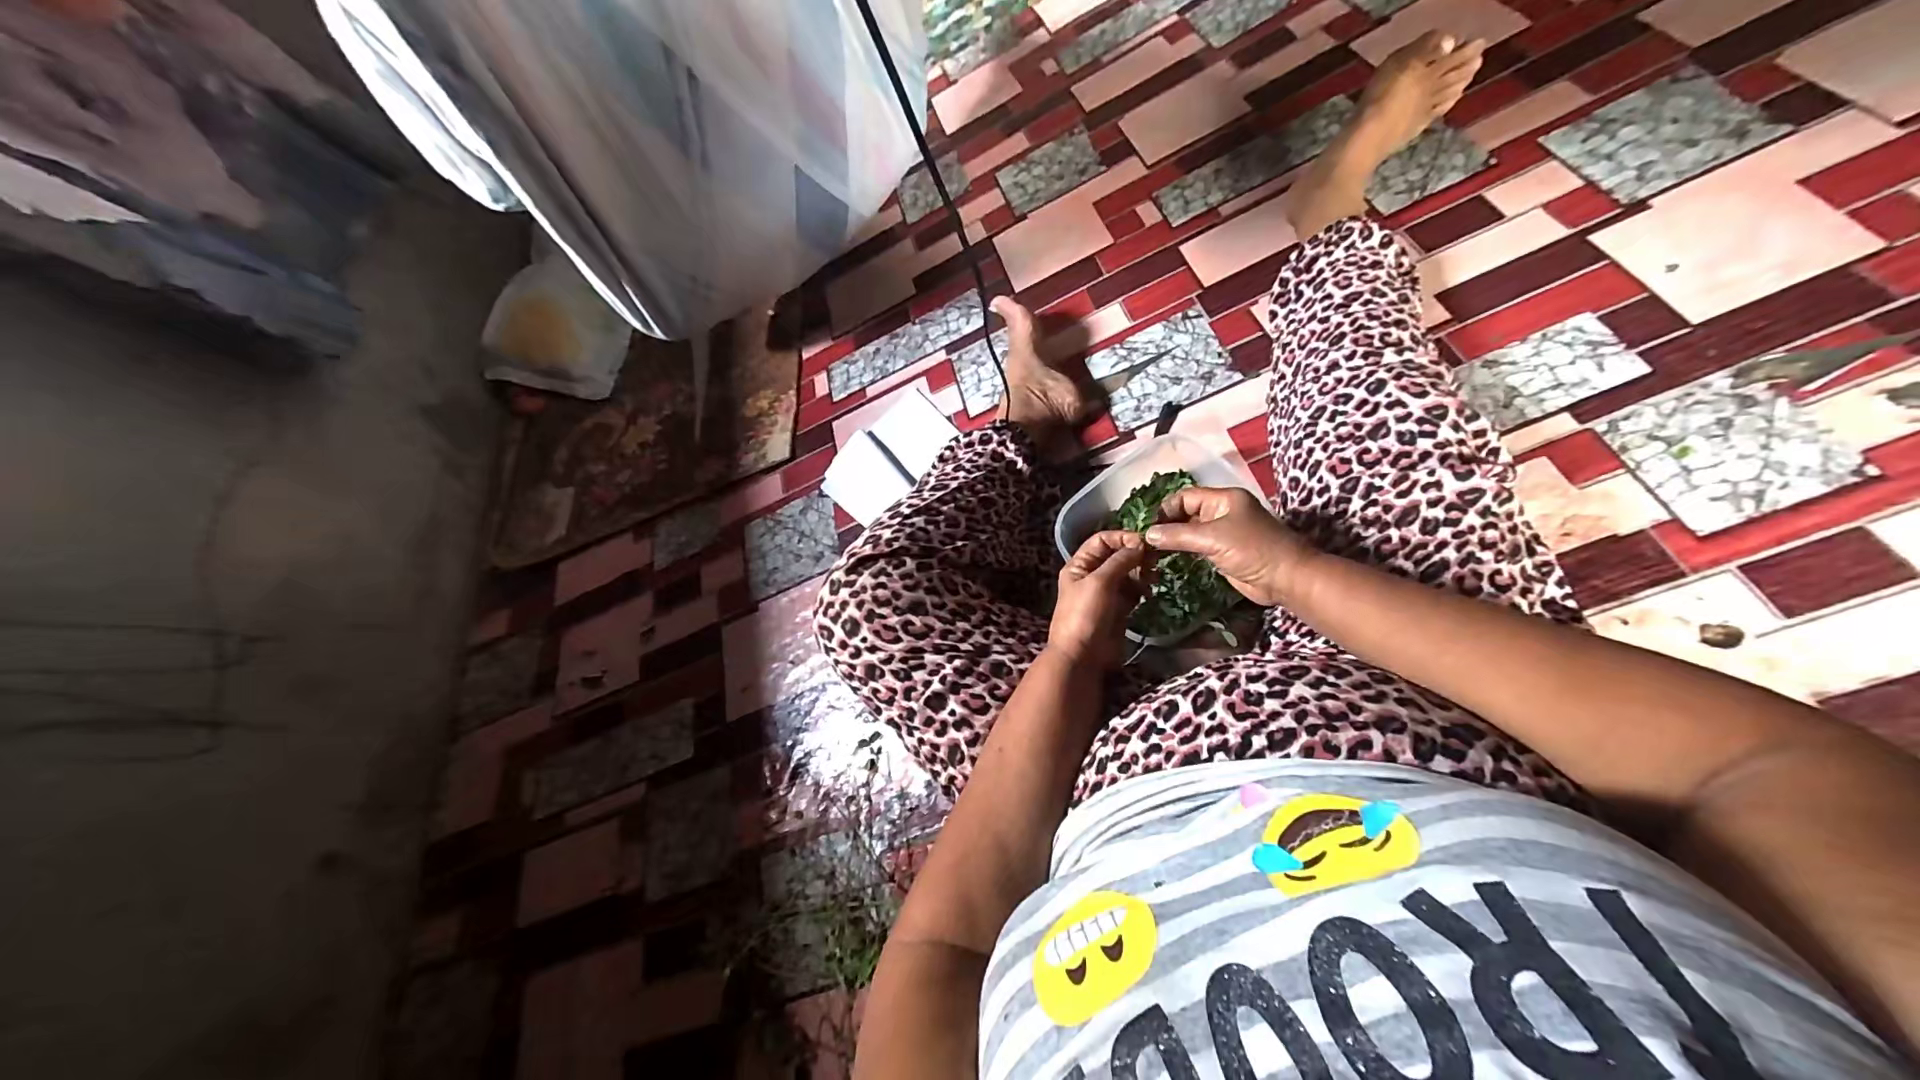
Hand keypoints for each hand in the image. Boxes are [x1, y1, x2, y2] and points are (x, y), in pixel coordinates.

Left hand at [1049, 530, 1148, 667]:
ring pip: (1127, 573)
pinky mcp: (1118, 608)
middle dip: (1135, 554)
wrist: (1082, 656)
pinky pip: (1133, 591)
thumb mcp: (1099, 582)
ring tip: (1154, 575)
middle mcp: (1092, 575)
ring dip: (1141, 571)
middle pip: (1116, 555)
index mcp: (1079, 565)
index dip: (1122, 537)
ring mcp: (1106, 592)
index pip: (1101, 540)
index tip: (1143, 542)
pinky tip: (1150, 589)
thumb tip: (1139, 544)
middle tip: (1155, 558)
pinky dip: (1142, 587)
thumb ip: (1120, 561)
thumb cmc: (1085, 615)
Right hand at [1143, 487, 1316, 605]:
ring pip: (1190, 532)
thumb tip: (1148, 534)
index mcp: (1224, 499)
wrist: (1286, 579)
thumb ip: (1178, 535)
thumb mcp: (1212, 538)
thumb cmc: (1252, 550)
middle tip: (1144, 541)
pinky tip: (1166, 560)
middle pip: (1186, 513)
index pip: (1185, 497)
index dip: (1165, 509)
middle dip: (1166, 526)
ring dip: (1172, 541)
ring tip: (1150, 552)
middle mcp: (1223, 512)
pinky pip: (1197, 548)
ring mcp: (1224, 533)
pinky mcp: (1224, 553)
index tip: (1147, 527)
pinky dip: (1182, 552)